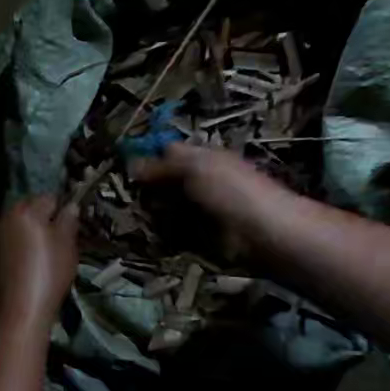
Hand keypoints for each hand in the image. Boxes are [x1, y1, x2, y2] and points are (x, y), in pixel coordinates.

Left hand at [0, 195, 79, 332]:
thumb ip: (68, 221)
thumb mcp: (66, 247)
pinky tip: (24, 265)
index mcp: (25, 212)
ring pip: (14, 226)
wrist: (17, 312)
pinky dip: (14, 247)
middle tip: (57, 239)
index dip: (62, 208)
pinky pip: (4, 243)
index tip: (71, 225)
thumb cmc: (48, 275)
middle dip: (41, 218)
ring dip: (26, 233)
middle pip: (27, 209)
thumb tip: (70, 206)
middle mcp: (3, 218)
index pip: (48, 198)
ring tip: (40, 253)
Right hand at [129, 143, 294, 231]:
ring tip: (134, 220)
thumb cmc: (233, 191)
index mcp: (205, 157)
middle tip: (126, 198)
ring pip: (170, 209)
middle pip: (167, 182)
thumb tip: (133, 163)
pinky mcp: (206, 238)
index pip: (170, 152)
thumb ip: (166, 164)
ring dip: (155, 214)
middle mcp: (204, 181)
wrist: (266, 233)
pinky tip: (153, 238)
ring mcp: (205, 211)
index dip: (149, 157)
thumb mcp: (197, 167)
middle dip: (148, 189)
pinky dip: (167, 236)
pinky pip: (178, 234)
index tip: (123, 168)